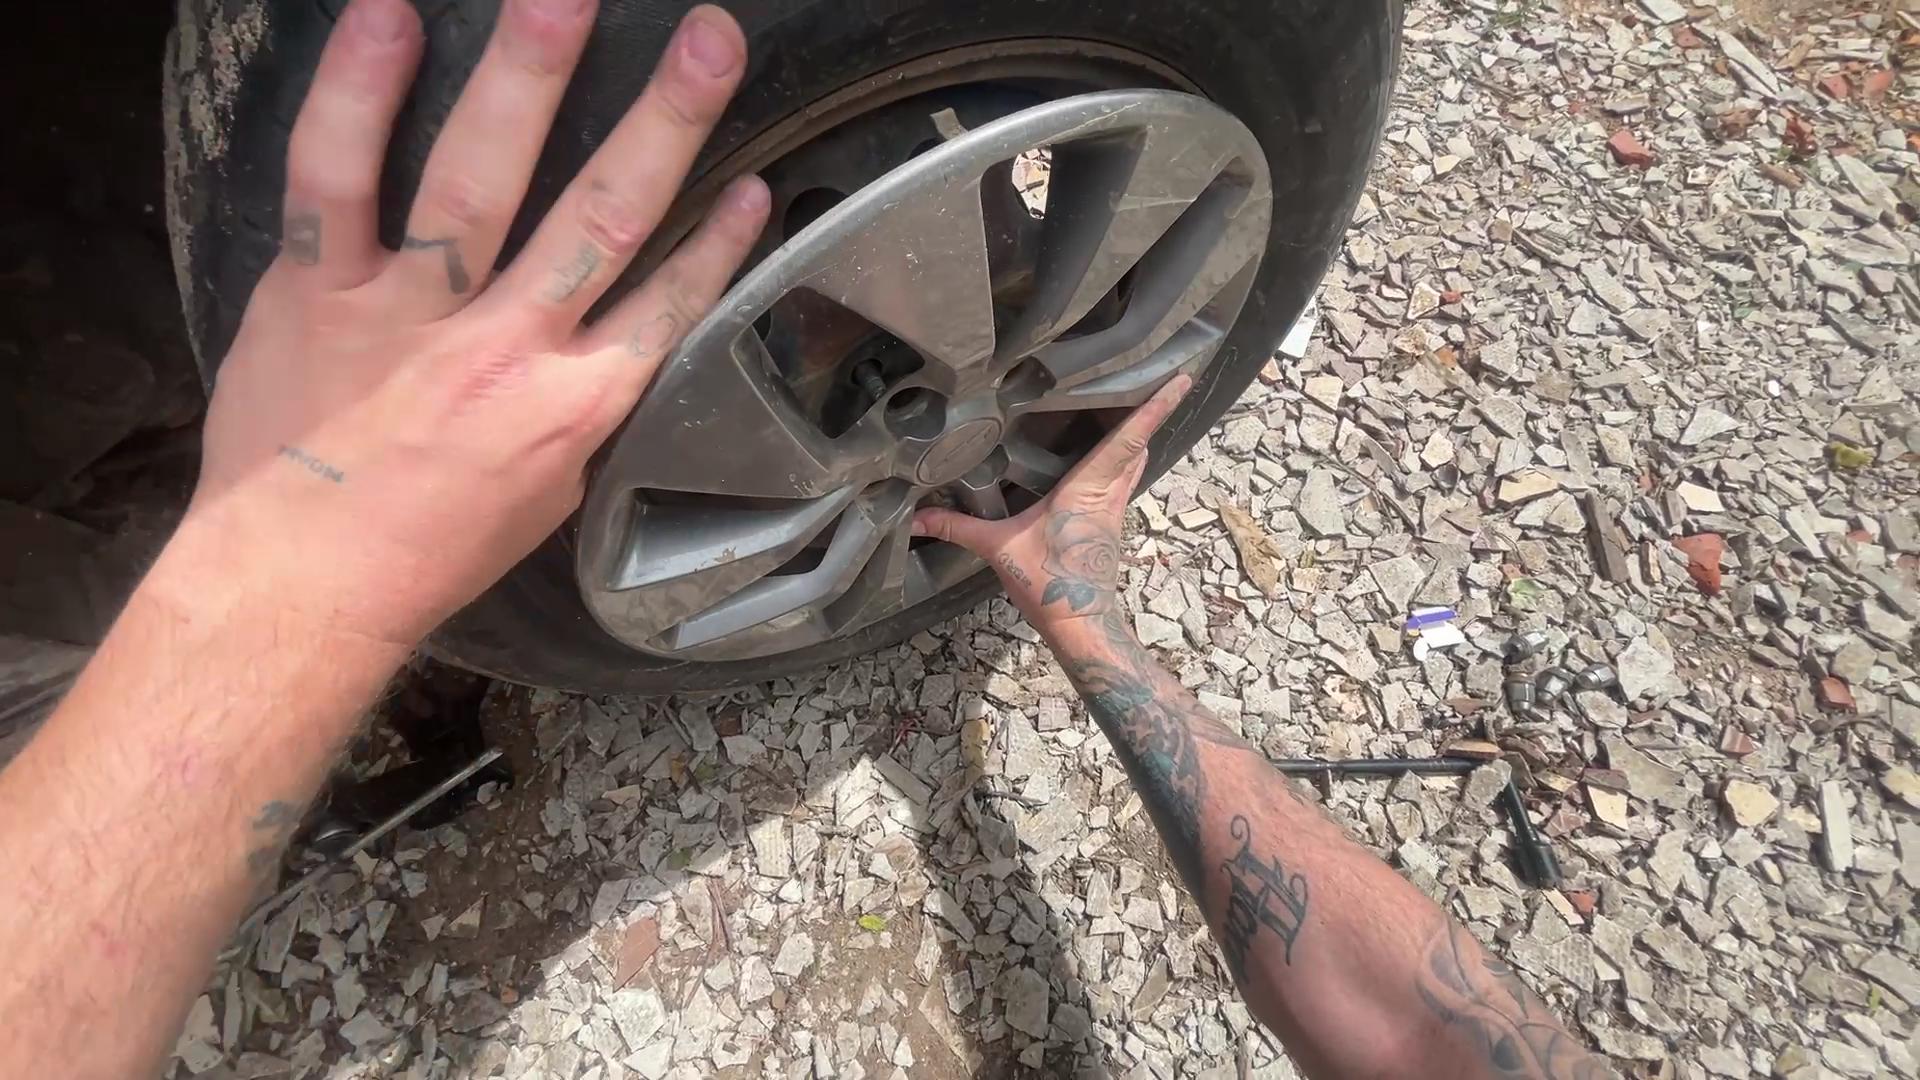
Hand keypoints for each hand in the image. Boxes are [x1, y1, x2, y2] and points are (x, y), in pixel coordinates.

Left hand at [176, 0, 769, 644]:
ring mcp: (411, 309)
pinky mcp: (315, 289)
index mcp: (579, 405)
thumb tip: (606, 346)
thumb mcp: (558, 486)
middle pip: (603, 217)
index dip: (719, 241)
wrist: (309, 578)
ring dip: (529, 78)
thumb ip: (586, 403)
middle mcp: (510, 345)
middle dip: (666, 122)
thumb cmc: (450, 543)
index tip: (756, 185)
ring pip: (479, 177)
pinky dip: (360, 94)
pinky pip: (335, 178)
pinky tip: (392, 17)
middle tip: (709, 41)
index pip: (670, 304)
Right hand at [911, 376, 1189, 638]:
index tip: (1178, 379)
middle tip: (1155, 377)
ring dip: (1140, 435)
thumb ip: (957, 528)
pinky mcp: (1111, 523)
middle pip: (1140, 444)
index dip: (1154, 407)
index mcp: (1086, 488)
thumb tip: (915, 518)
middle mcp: (1109, 494)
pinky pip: (1126, 480)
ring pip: (1137, 462)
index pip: (1126, 439)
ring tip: (1137, 405)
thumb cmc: (1047, 583)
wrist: (1079, 622)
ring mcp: (1114, 509)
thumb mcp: (998, 550)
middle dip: (1150, 411)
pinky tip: (1112, 454)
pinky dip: (1127, 459)